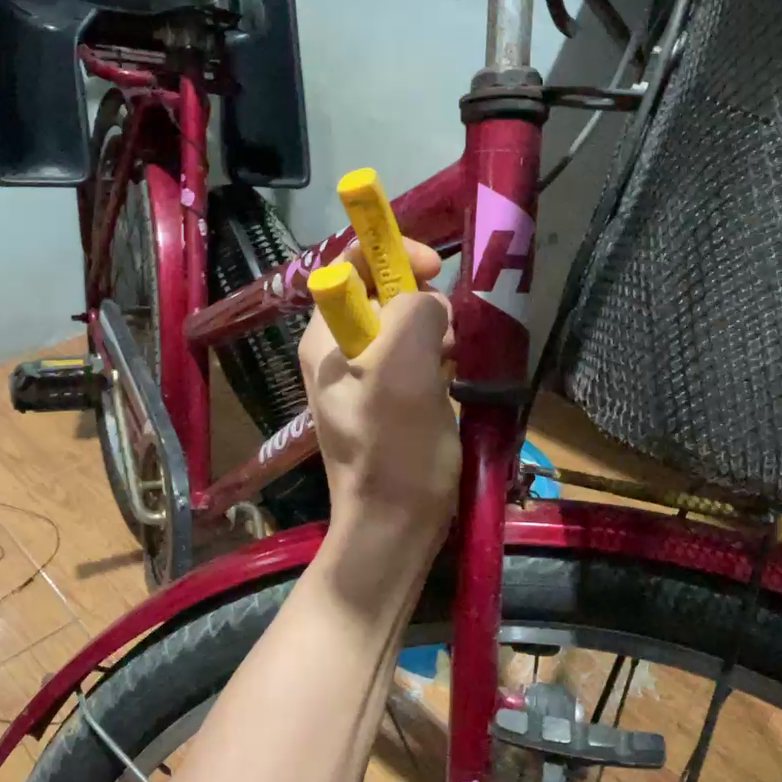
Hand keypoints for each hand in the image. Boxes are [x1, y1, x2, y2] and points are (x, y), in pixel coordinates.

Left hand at [297, 237, 458, 542]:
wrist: (393, 527)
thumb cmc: (395, 450)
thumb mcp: (403, 367)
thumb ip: (414, 312)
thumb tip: (430, 304)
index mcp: (326, 338)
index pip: (350, 266)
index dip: (391, 254)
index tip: (436, 270)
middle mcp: (338, 353)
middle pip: (382, 295)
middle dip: (422, 300)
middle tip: (450, 330)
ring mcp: (363, 381)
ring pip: (404, 328)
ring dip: (435, 333)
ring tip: (455, 360)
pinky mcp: (388, 404)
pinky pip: (415, 361)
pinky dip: (438, 360)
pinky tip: (454, 380)